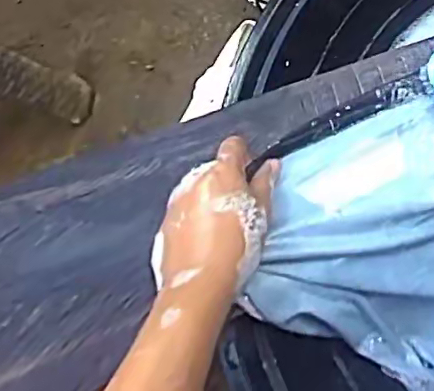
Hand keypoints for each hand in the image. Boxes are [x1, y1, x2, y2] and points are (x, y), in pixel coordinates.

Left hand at [153, 136, 278, 303]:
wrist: (197, 287)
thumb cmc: (237, 244)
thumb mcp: (262, 213)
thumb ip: (265, 183)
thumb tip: (270, 163)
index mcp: (221, 171)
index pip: (232, 145)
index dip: (243, 155)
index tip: (250, 174)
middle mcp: (195, 179)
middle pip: (213, 168)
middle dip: (224, 180)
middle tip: (238, 205)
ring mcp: (176, 202)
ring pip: (196, 189)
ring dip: (207, 198)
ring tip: (218, 225)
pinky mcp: (163, 226)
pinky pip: (183, 212)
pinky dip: (192, 218)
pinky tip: (201, 240)